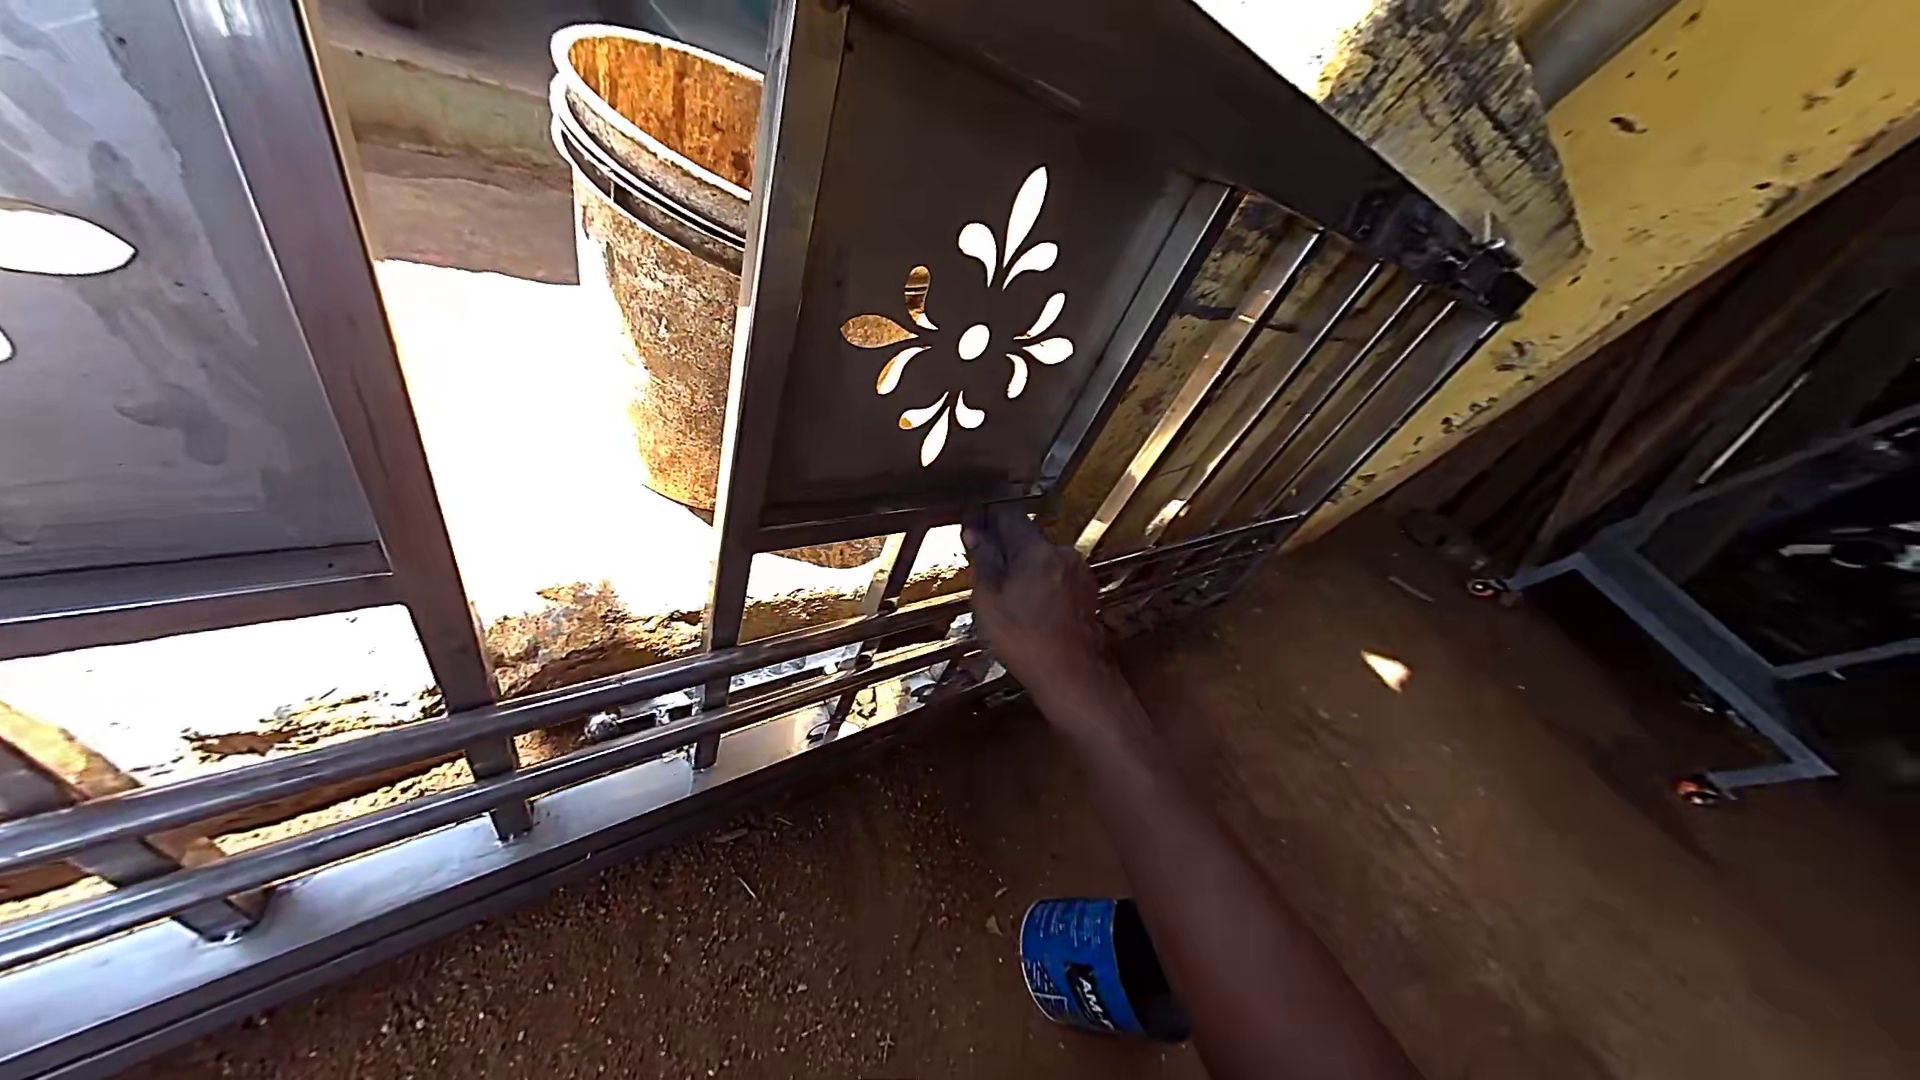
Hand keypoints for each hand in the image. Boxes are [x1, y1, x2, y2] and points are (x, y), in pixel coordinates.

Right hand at [960, 504, 1112, 700]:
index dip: (986, 519)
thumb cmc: (1028, 643)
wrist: (1072, 677)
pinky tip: (1028, 607)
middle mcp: (1063, 555)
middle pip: (1027, 536)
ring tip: (1005, 594)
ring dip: (1023, 566)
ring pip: (1042, 557)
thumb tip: (974, 533)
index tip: (972, 527)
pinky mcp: (1086, 591)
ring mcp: (1078, 573)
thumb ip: (983, 560)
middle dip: (1005, 546)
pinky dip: (1040, 582)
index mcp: (1037, 551)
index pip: (1008, 516)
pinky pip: (1056, 575)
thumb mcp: (989, 601)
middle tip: (983, 565)